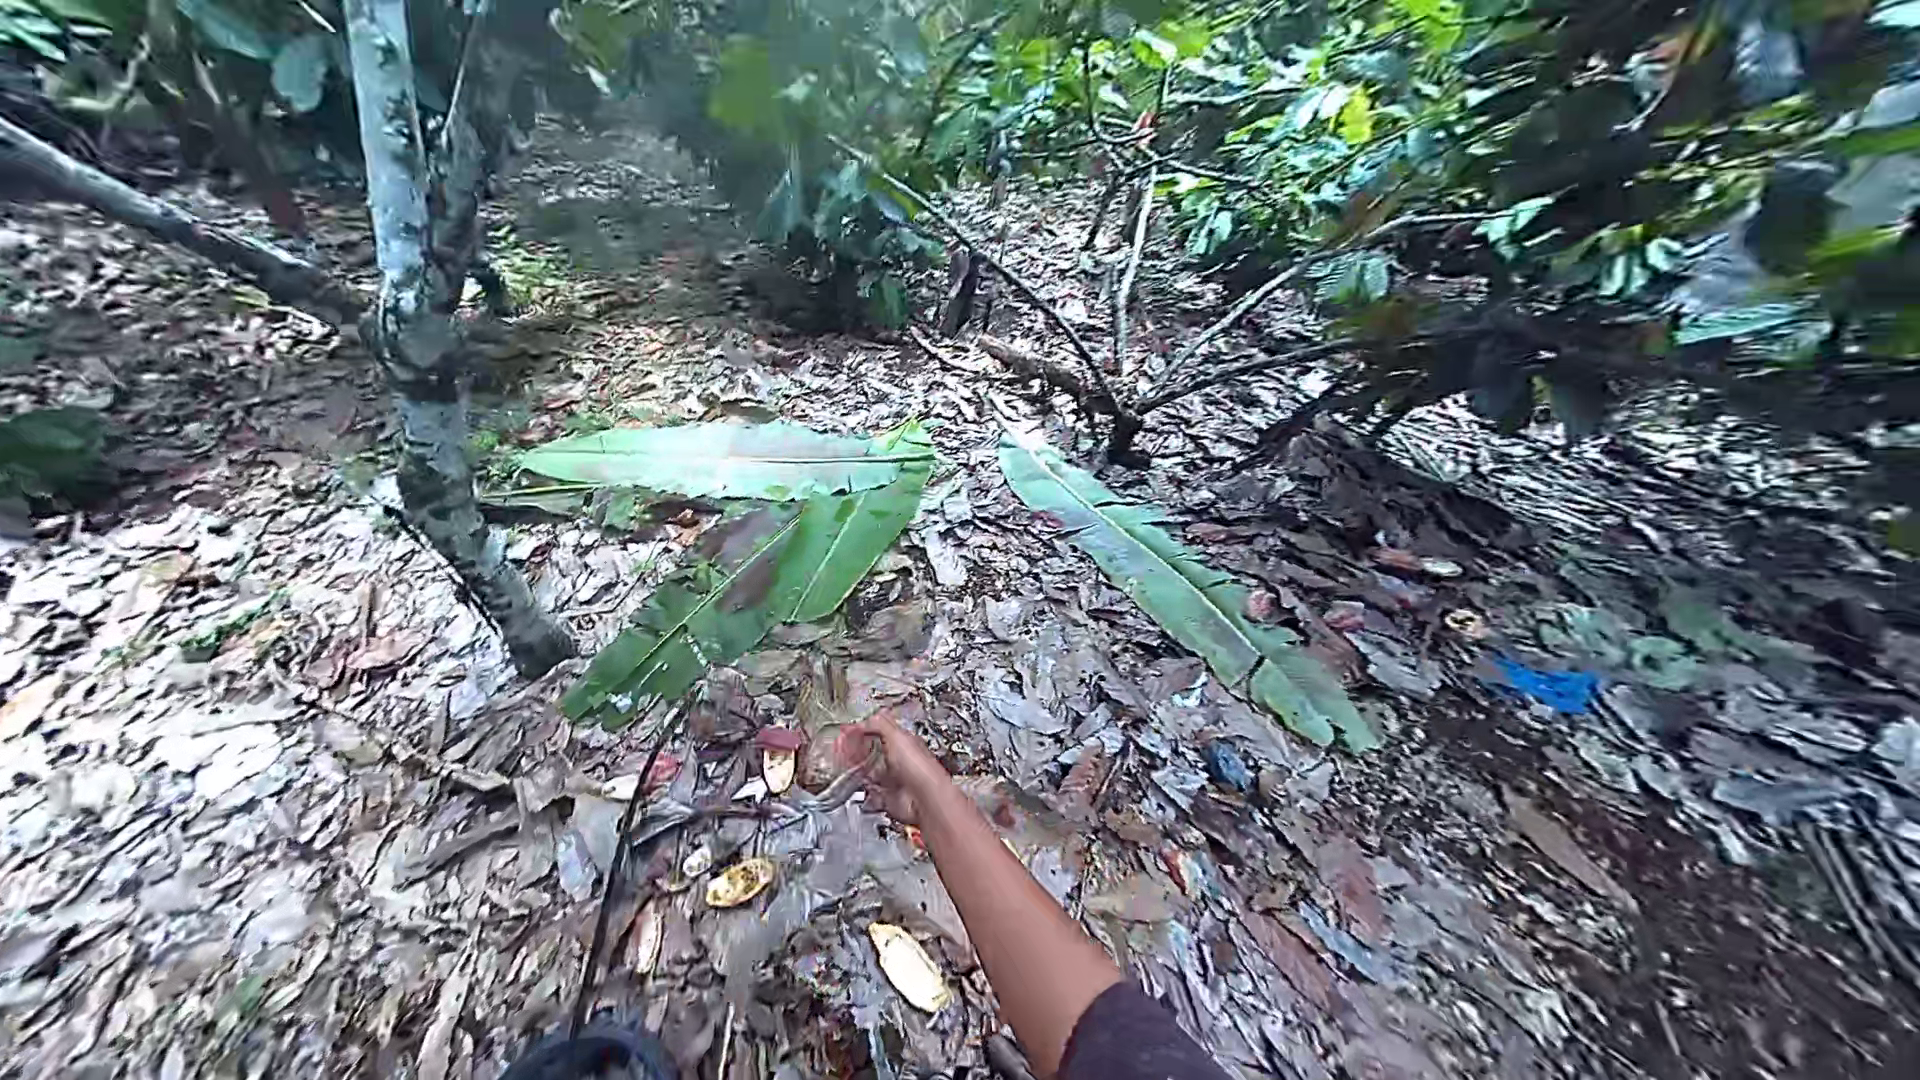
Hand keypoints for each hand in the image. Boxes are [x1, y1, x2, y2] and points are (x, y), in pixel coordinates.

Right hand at [834, 710, 951, 826]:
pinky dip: (862, 789)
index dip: (864, 730)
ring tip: (843, 762)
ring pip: (869, 771)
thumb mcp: (897, 736)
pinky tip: (855, 783)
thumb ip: (879, 724)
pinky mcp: (887, 798)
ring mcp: (893, 780)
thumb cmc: (919, 767)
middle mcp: (899, 761)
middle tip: (841, 746)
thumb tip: (865, 720)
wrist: (924, 799)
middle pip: (872, 752)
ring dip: (856, 767)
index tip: (848, 730)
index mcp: (904, 742)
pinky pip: (870, 792)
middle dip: (856, 749)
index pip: (880, 731)